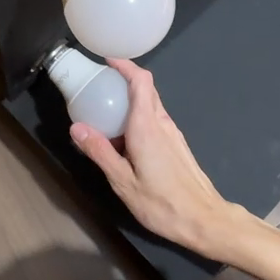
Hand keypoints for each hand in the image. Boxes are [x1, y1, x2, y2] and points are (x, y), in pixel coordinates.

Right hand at [71, 58, 238, 256]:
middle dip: (124, 80)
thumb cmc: (161, 203)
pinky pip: (156, 120)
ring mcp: (173, 134)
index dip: (126, 65)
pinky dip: (139, 117)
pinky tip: (125, 137)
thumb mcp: (123, 181)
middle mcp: (163, 124)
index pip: (141, 81)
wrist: (203, 219)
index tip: (107, 61)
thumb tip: (77, 127)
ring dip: (131, 100)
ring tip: (107, 111)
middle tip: (100, 85)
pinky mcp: (177, 146)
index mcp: (147, 127)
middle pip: (146, 89)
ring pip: (151, 105)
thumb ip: (100, 152)